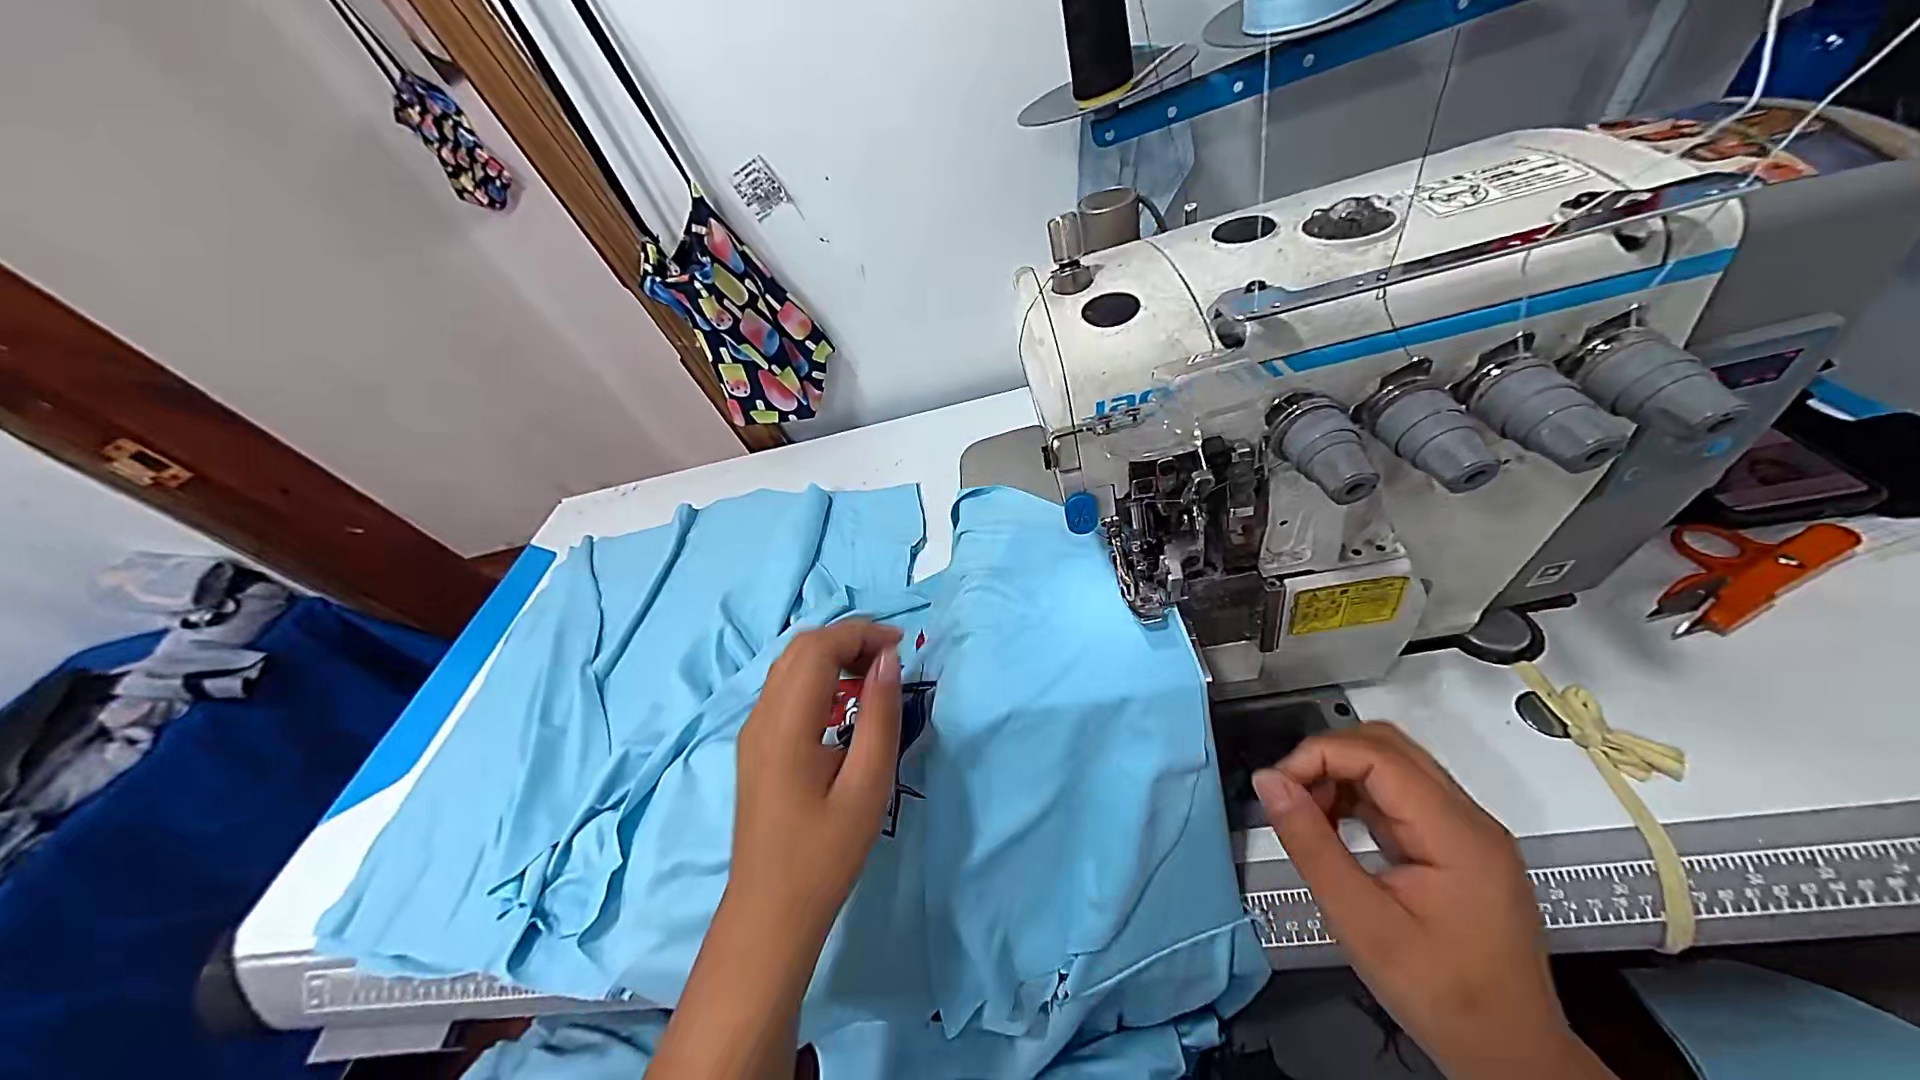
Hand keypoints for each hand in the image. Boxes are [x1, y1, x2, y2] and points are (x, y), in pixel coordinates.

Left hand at [655, 621, 901, 1079]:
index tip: (900, 646)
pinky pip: (785, 688)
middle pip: (800, 647)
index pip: (818, 648)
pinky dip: (818, 676)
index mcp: (785, 726)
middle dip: (847, 638)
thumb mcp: (867, 786)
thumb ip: (879, 716)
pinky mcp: (755, 745)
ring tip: (873, 675)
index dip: (860, 634)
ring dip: (832, 655)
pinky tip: (845, 702)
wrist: (770, 911)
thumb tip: (888, 660)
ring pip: (790, 665)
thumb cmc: (825, 855)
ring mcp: (753, 731)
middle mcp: (760, 717)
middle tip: (890, 659)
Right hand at [1253, 723, 1613, 1079]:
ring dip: (1339, 775)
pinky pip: (1397, 793)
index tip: (1277, 786)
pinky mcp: (1454, 843)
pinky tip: (1333, 826)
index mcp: (1458, 835)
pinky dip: (1355, 796)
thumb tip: (1269, 783)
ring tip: (1307, 813)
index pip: (1378, 754)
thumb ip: (1310, 844)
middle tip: (1290, 794)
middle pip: (1388, 746)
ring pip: (1391, 763)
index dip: (1317, 756)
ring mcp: (1465, 830)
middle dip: (1327, 758)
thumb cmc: (1442, 995)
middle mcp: (1469, 820)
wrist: (1510, 1056)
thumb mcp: (1361, 922)